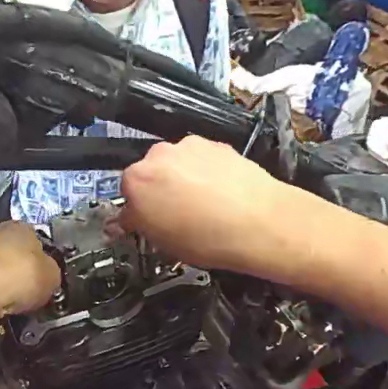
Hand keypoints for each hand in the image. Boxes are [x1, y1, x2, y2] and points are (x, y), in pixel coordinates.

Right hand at [118, 136, 321, 278]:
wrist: (261, 223)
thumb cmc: (213, 238)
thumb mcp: (165, 244)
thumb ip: (143, 225)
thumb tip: (134, 220)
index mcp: (137, 182)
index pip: (126, 195)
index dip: (139, 211)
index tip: (148, 221)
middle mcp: (159, 156)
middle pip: (151, 172)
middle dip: (161, 190)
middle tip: (176, 216)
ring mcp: (189, 147)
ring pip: (177, 164)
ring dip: (184, 179)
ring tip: (203, 207)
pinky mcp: (216, 144)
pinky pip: (203, 159)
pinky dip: (207, 172)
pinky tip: (220, 194)